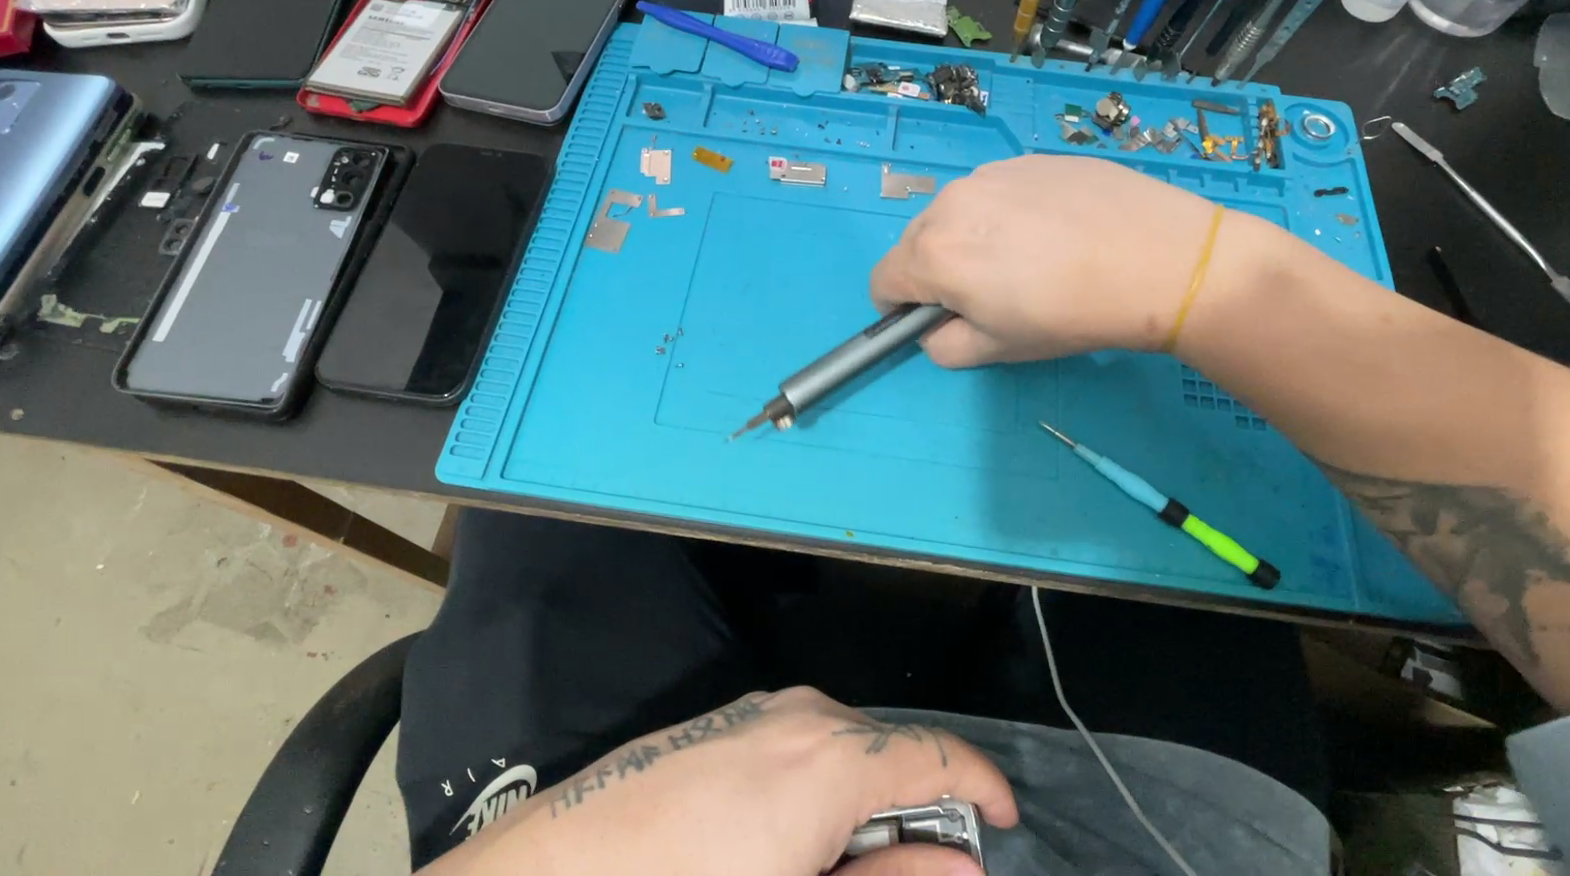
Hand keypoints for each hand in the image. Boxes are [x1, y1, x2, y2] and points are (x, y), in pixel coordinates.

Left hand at [428, 687, 1018, 875]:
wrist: (564, 870)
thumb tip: (962, 866)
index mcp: (836, 757)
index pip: (937, 753)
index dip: (982, 785)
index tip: (1006, 821)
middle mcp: (805, 713)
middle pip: (893, 743)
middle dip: (922, 796)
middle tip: (923, 860)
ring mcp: (759, 709)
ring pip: (847, 739)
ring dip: (870, 787)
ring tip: (853, 852)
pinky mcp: (725, 719)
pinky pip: (803, 736)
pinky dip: (827, 775)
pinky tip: (796, 826)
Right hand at [870, 155, 1228, 366]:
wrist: (1161, 259)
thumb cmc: (1070, 314)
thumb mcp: (999, 349)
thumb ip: (944, 347)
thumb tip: (934, 332)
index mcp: (931, 254)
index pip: (881, 281)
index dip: (899, 308)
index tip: (935, 318)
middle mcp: (948, 203)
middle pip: (915, 244)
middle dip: (935, 271)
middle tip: (991, 293)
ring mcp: (990, 173)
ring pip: (955, 213)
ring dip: (969, 238)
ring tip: (1029, 258)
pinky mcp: (1029, 158)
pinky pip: (995, 191)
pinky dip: (1005, 213)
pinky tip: (1056, 230)